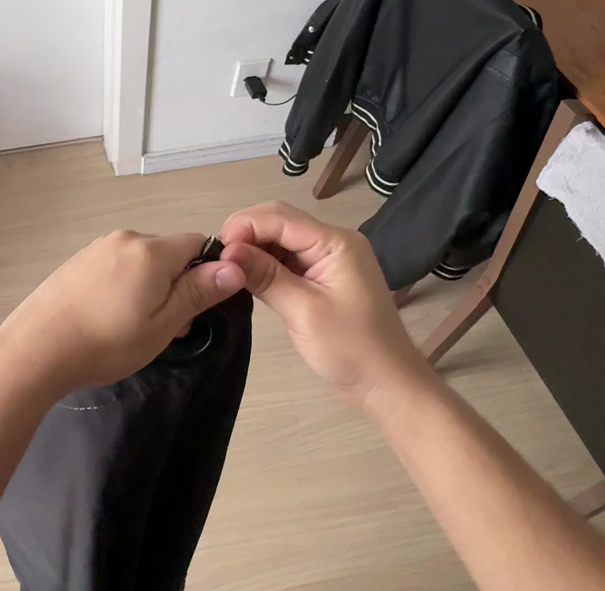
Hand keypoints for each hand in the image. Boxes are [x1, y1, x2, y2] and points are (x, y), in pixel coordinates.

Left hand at [0, 230, 244, 395]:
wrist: (37, 348)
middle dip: (177, 282)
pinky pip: (117, 264)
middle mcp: (126, 238)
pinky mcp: (79, 260)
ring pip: (143, 259)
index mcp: (151, 250)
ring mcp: (98, 247)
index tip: (196, 307)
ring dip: (151, 285)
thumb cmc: (107, 342)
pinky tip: (110, 316)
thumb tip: (235, 267)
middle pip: (169, 251)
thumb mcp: (162, 325)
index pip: (197, 242)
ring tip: (136, 327)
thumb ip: (198, 292)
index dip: (206, 272)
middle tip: (167, 327)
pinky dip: (125, 284)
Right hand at [220, 202, 425, 405]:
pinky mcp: (324, 274)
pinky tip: (248, 274)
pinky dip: (266, 262)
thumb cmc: (350, 349)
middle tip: (218, 257)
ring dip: (253, 247)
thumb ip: (265, 275)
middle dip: (246, 233)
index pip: (280, 218)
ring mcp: (330, 257)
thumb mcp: (302, 310)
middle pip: (280, 221)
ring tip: (228, 266)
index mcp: (336, 242)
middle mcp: (334, 240)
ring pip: (281, 237)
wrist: (389, 386)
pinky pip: (289, 256)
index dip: (244, 226)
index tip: (216, 249)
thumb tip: (226, 251)